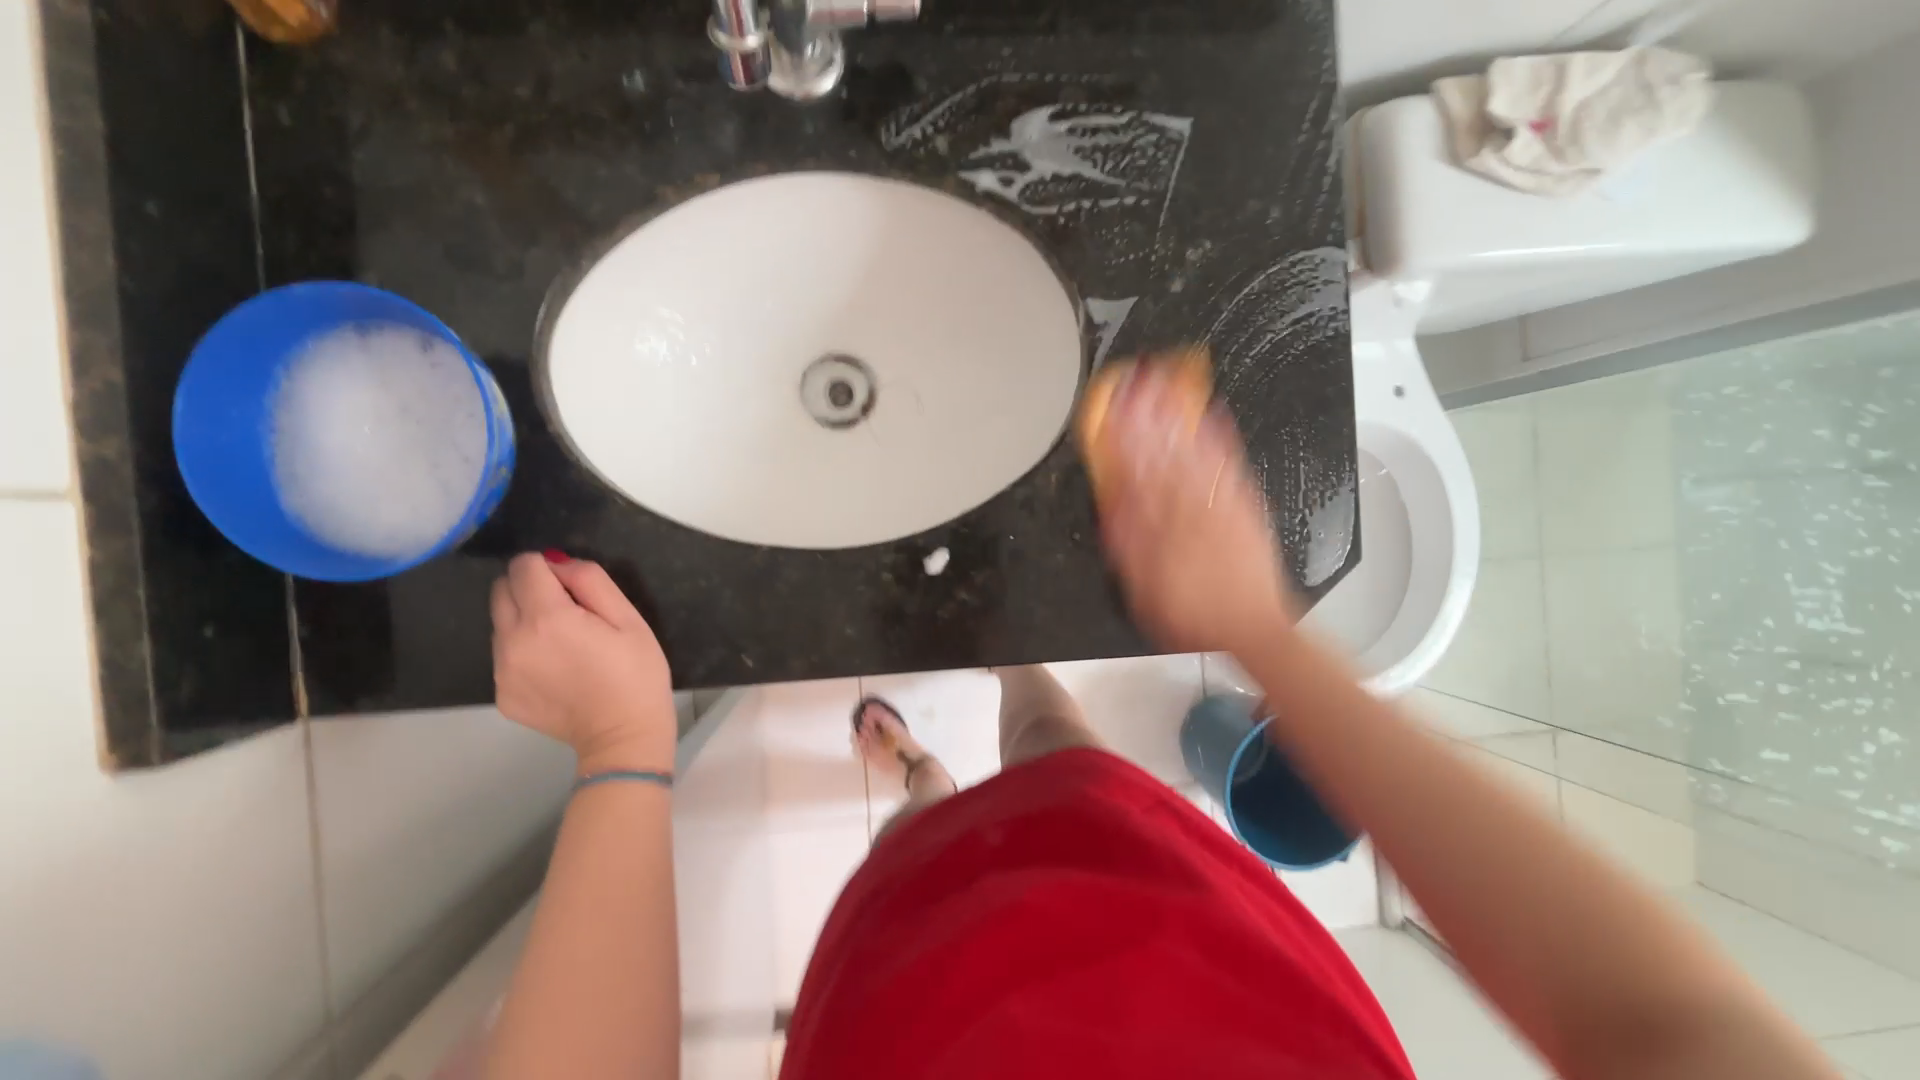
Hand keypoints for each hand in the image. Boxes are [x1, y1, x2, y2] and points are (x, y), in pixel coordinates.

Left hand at [490, 552, 674, 774]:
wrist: (623, 738)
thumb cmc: (637, 675)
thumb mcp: (629, 618)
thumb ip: (590, 580)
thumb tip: (557, 563)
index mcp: (547, 618)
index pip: (524, 566)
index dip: (548, 567)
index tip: (572, 586)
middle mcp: (513, 641)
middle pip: (501, 590)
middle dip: (530, 590)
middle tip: (567, 612)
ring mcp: (502, 671)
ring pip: (500, 624)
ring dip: (525, 622)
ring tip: (564, 646)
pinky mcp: (502, 695)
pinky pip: (504, 657)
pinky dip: (524, 654)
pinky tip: (557, 672)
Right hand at [1093, 360, 1294, 652]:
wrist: (1250, 625)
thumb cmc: (1192, 612)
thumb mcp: (1143, 586)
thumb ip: (1127, 540)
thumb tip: (1112, 501)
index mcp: (1159, 526)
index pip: (1133, 473)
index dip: (1120, 438)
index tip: (1109, 409)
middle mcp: (1188, 508)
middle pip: (1162, 455)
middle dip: (1147, 417)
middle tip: (1136, 381)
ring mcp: (1219, 504)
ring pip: (1192, 453)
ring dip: (1177, 418)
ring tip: (1165, 384)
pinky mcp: (1244, 506)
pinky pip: (1229, 465)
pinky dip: (1220, 438)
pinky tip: (1212, 415)